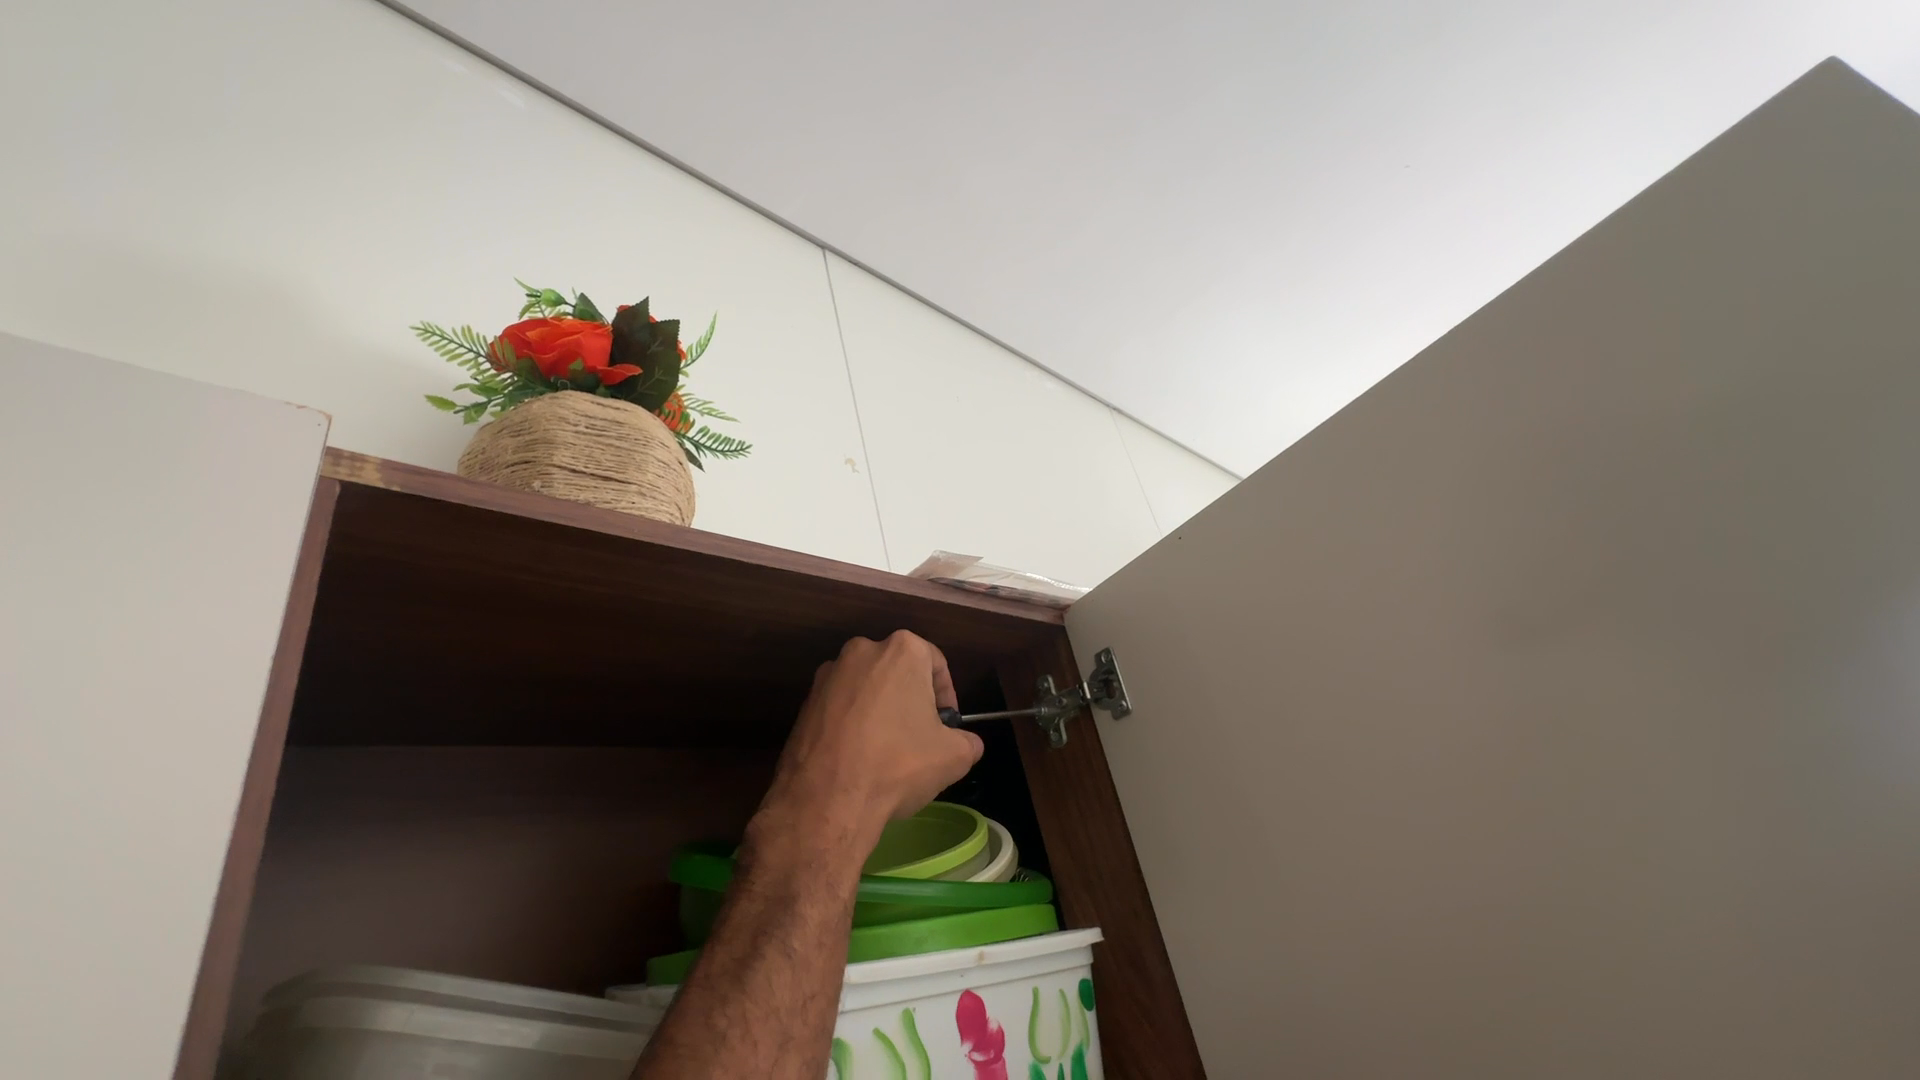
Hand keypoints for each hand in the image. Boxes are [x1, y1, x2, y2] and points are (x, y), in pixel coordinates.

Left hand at [757, 631, 984, 850]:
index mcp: (902, 650)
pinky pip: (840, 709)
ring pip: (867, 690)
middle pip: (898, 673)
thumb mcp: (955, 757)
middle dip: (911, 702)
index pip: (936, 663)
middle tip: (920, 738)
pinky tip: (858, 759)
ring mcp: (827, 676)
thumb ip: (968, 741)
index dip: (947, 696)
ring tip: (887, 752)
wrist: (827, 799)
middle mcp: (861, 651)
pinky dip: (852, 726)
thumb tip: (965, 744)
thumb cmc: (898, 764)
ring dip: (880, 713)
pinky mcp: (804, 703)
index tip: (947, 726)